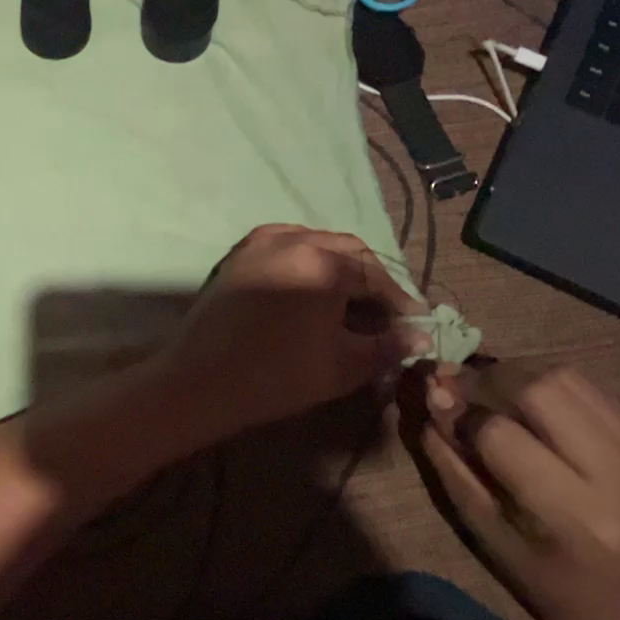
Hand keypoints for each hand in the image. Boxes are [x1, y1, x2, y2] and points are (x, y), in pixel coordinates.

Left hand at [158, 224, 429, 434]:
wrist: (201, 379)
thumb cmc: (276, 377)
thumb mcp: (342, 366)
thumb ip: (387, 346)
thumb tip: (419, 335)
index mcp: (325, 263)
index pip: (378, 276)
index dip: (400, 302)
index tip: (412, 324)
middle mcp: (295, 239)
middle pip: (349, 250)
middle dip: (371, 278)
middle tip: (383, 313)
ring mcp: (261, 241)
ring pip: (317, 242)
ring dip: (339, 265)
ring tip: (349, 302)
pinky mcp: (239, 252)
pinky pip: (286, 244)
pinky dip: (306, 259)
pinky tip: (310, 289)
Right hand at [416, 364, 619, 619]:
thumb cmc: (550, 586)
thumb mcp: (487, 535)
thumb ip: (454, 464)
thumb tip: (431, 398)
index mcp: (575, 515)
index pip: (501, 433)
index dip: (459, 410)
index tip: (434, 402)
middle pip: (541, 387)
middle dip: (489, 379)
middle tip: (462, 389)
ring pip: (566, 378)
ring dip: (519, 375)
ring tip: (495, 396)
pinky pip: (592, 389)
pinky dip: (551, 388)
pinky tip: (534, 409)